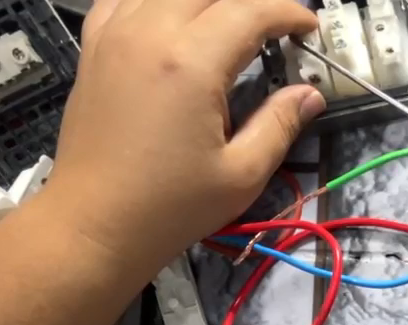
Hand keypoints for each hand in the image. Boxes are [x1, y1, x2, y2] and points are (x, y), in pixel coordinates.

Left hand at [32, 0, 323, 282]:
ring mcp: (116, 31)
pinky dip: (160, 1)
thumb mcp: (242, 175)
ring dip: (206, 0)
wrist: (100, 219)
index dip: (285, 12)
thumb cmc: (175, 206)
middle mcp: (149, 31)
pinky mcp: (96, 43)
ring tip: (232, 22)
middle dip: (249, 2)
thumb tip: (311, 95)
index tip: (310, 27)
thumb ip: (278, 125)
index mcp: (190, 63)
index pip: (247, 12)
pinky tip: (177, 20)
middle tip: (277, 26)